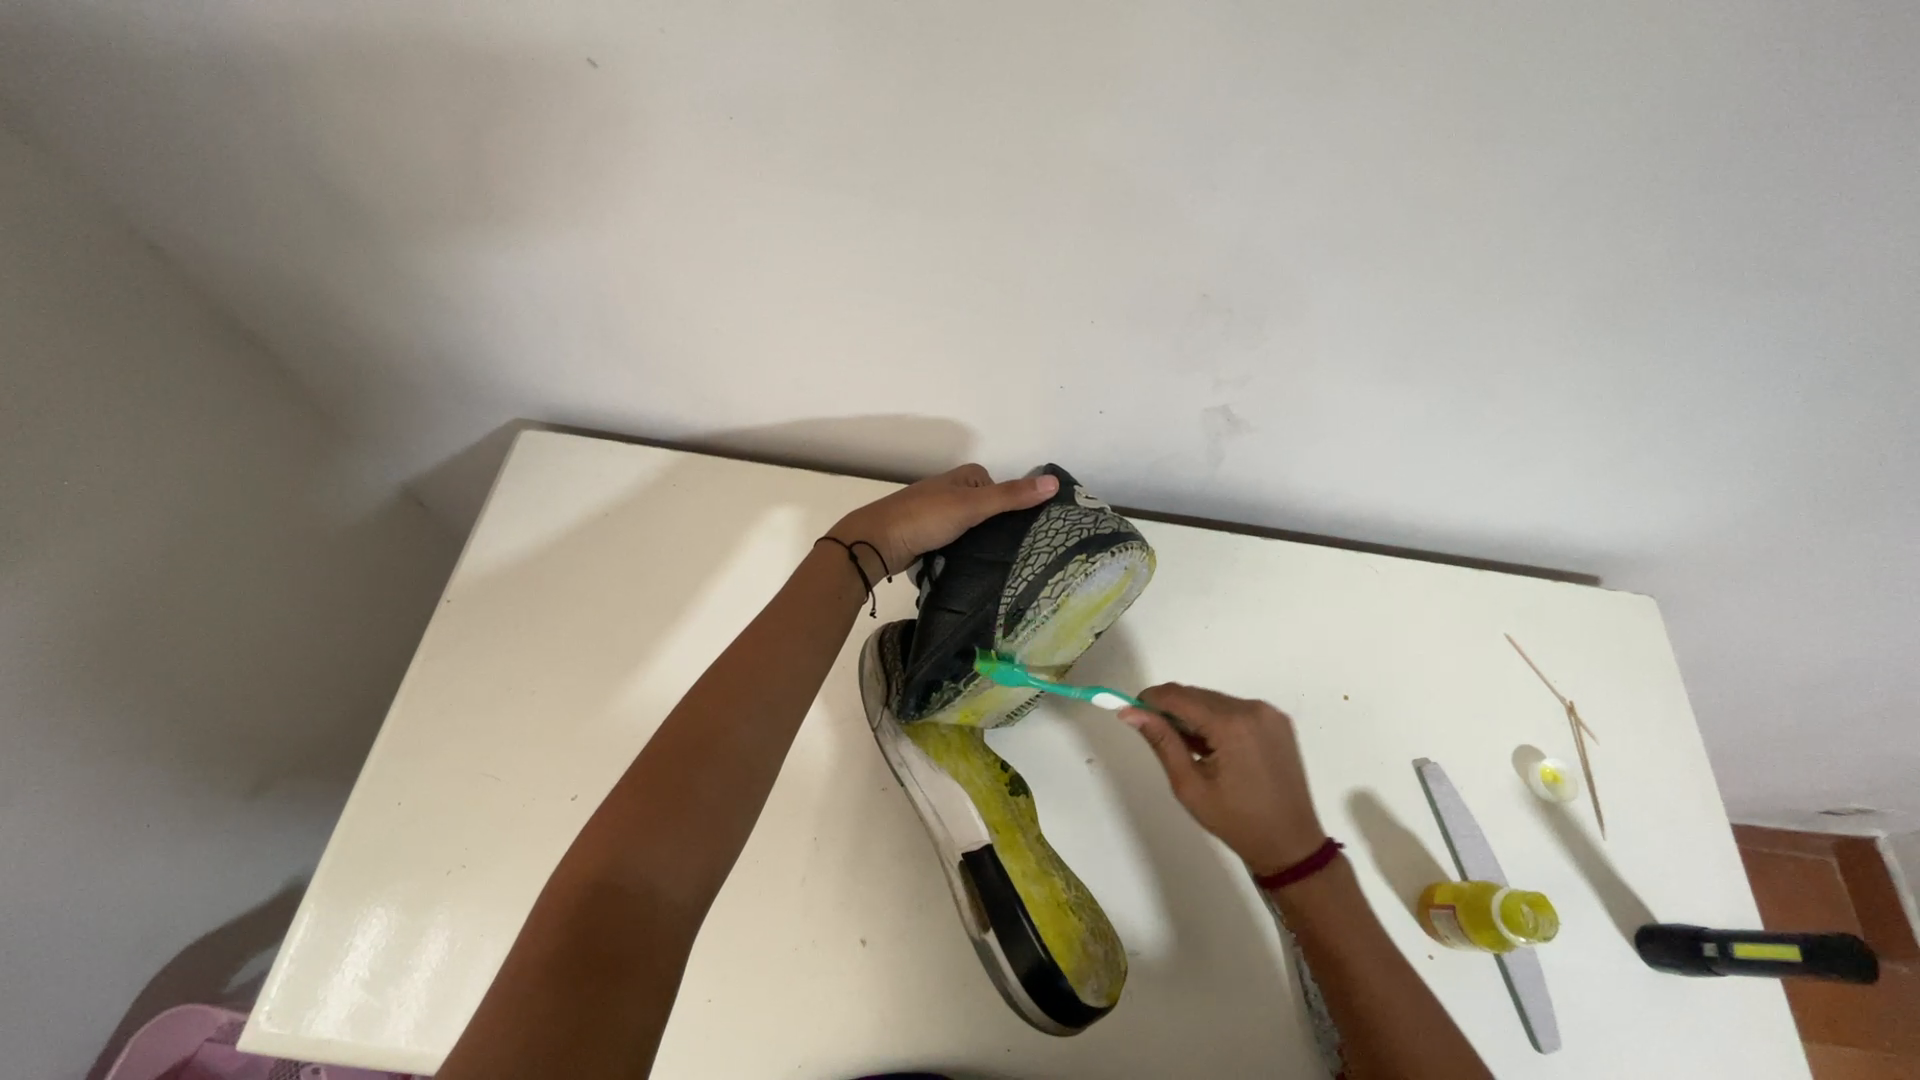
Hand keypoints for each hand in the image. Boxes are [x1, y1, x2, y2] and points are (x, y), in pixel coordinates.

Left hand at [829, 464, 1057, 575]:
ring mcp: (937, 515)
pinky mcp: (928, 537)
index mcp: (963, 477)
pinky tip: (974, 568)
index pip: (1001, 489)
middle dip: (998, 527)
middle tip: (1017, 551)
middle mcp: (951, 491)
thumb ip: (1012, 496)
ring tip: (1000, 563)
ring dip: (981, 543)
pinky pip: (957, 543)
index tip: (1029, 529)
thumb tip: (1054, 482)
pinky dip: (965, 552)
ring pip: (972, 529)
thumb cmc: (925, 517)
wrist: (877, 543)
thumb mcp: (973, 505)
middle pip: (987, 509)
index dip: (1014, 506)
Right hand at [1120, 684, 1326, 876]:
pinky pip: (1236, 709)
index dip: (1151, 699)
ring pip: (1216, 701)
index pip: (1179, 696)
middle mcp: (1253, 709)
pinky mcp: (1278, 722)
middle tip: (1158, 737)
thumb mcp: (1189, 785)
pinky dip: (1217, 720)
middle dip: (1172, 709)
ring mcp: (1269, 714)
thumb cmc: (1235, 820)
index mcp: (1231, 725)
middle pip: (1198, 695)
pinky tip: (1214, 748)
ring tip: (1191, 749)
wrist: (1290, 843)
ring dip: (1195, 715)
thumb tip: (1130, 712)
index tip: (1132, 711)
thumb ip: (1161, 741)